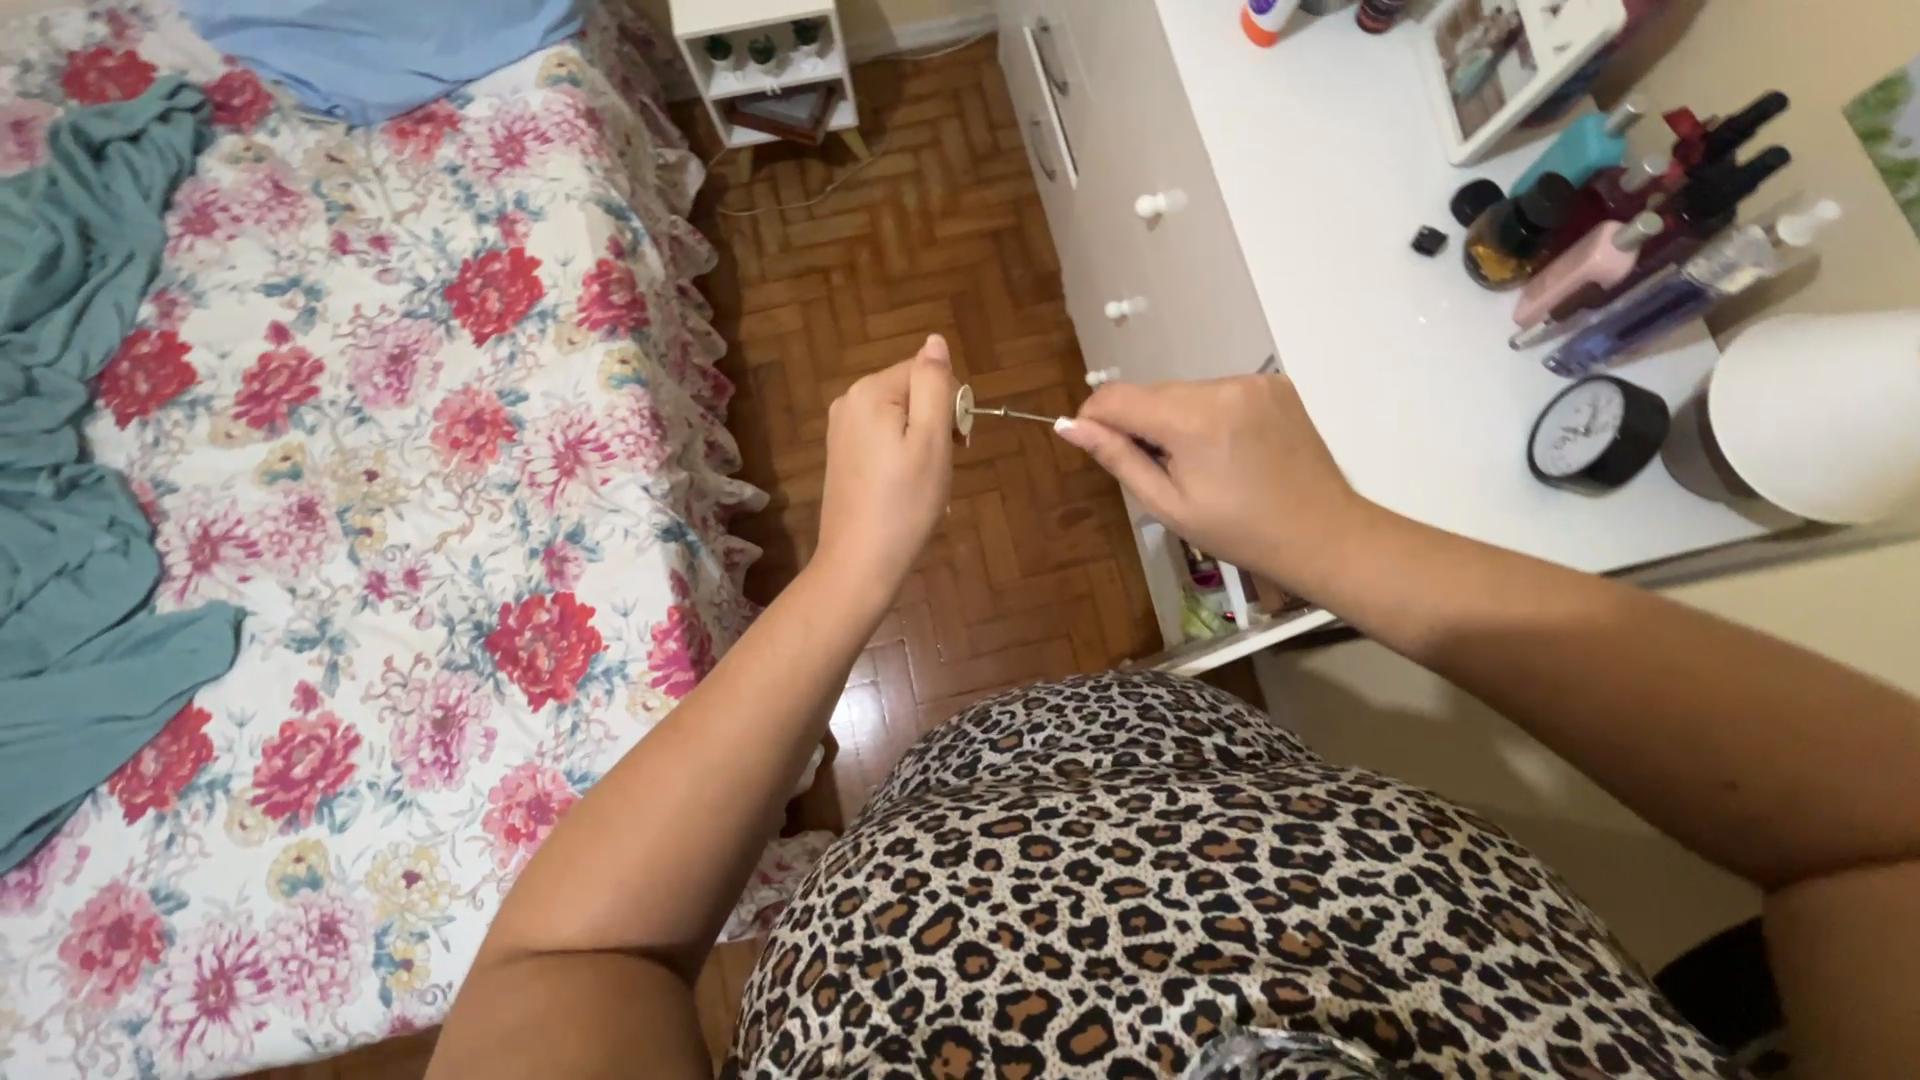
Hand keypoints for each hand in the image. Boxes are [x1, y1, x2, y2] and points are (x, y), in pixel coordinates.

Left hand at [813, 335, 957, 603]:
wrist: (859, 562)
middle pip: (911, 392)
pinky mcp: (841, 455)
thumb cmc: (905, 503)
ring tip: (924, 482)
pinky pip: (883, 439)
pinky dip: (902, 457)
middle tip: (942, 467)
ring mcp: (841, 429)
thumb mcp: (931, 440)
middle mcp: (849, 401)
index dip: (950, 404)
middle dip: (936, 422)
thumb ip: (935, 385)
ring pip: (900, 418)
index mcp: (870, 390)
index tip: (958, 445)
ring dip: (922, 443)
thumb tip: (935, 340)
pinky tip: (905, 488)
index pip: (926, 371)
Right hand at [1055, 375, 1372, 590]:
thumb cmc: (1238, 531)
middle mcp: (1221, 386)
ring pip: (1184, 392)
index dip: (1095, 418)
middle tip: (1162, 471)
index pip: (1116, 397)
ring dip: (1175, 419)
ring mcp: (1252, 381)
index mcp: (1192, 419)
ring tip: (1202, 464)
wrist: (1322, 532)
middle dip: (1141, 424)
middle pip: (1151, 393)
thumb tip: (1067, 425)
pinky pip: (1218, 392)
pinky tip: (1228, 449)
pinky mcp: (1273, 383)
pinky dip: (1208, 414)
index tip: (1097, 446)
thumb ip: (1117, 457)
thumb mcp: (1167, 504)